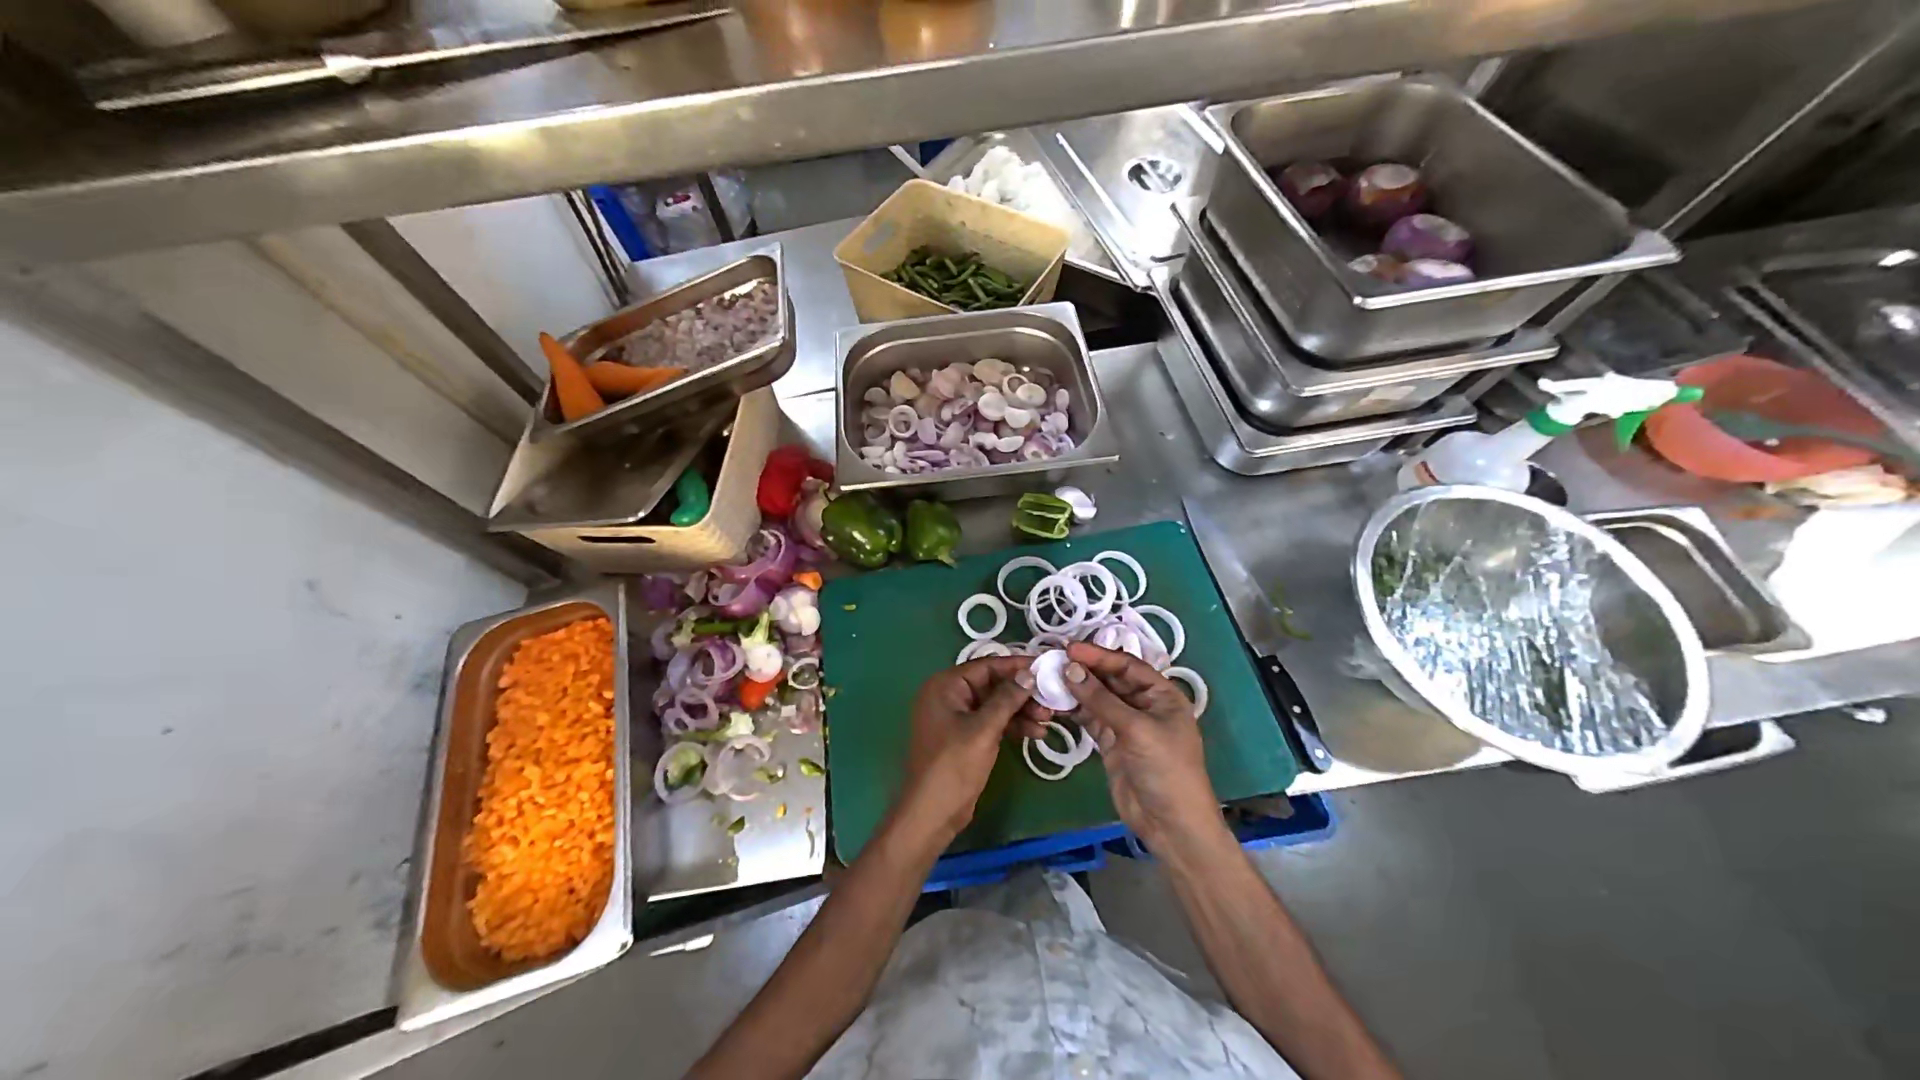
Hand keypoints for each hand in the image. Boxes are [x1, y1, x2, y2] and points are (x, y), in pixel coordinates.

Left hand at [893, 656, 1035, 843]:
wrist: (932, 812)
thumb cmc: (953, 764)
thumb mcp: (984, 729)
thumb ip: (1007, 698)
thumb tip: (1028, 673)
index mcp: (945, 686)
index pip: (987, 666)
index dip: (1017, 666)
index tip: (1046, 667)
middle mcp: (949, 696)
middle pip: (993, 685)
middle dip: (1022, 693)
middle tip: (1052, 699)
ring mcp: (957, 718)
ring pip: (996, 705)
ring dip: (1021, 711)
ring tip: (1049, 719)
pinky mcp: (966, 738)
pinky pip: (992, 723)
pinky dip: (1013, 726)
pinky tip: (1037, 734)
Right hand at [1062, 643, 1225, 851]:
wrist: (1171, 824)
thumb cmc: (1166, 769)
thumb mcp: (1136, 730)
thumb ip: (1101, 699)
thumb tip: (1070, 669)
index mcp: (1162, 695)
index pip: (1128, 665)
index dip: (1099, 656)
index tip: (1069, 649)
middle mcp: (1145, 705)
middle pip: (1111, 679)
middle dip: (1085, 670)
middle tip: (1053, 661)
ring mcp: (1127, 725)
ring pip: (1098, 699)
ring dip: (1076, 690)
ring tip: (1048, 679)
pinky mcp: (1112, 743)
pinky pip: (1091, 719)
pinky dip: (1074, 710)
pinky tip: (1055, 702)